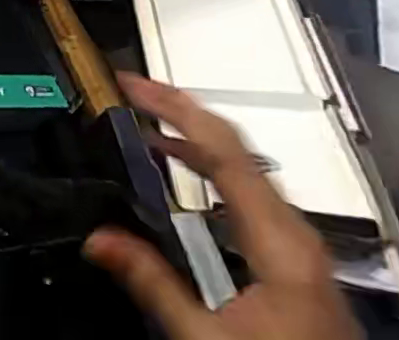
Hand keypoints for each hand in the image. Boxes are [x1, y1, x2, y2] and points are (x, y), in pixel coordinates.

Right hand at [84, 72, 360, 339]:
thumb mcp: (206, 336)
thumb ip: (151, 281)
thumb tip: (98, 238)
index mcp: (279, 243)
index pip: (222, 150)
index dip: (173, 108)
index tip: (132, 84)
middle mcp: (295, 233)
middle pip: (234, 145)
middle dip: (179, 108)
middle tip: (133, 87)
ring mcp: (299, 242)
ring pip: (243, 161)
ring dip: (192, 130)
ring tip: (148, 114)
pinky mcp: (295, 254)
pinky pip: (248, 184)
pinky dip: (208, 158)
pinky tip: (181, 161)